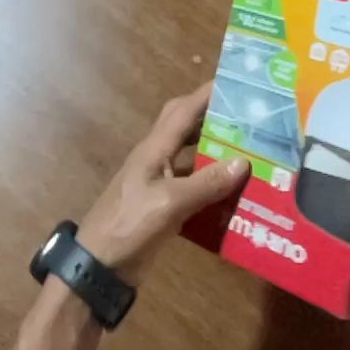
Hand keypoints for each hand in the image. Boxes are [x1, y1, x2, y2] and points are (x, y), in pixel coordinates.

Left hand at [75, 81, 249, 281]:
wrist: (98, 268)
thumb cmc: (129, 226)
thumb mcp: (169, 204)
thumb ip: (205, 184)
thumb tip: (243, 162)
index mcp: (155, 148)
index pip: (184, 110)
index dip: (207, 93)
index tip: (235, 81)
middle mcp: (158, 158)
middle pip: (186, 126)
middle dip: (213, 116)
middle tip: (247, 116)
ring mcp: (159, 182)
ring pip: (192, 156)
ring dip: (216, 151)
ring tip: (251, 150)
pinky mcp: (163, 206)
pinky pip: (193, 185)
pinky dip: (213, 185)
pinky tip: (236, 193)